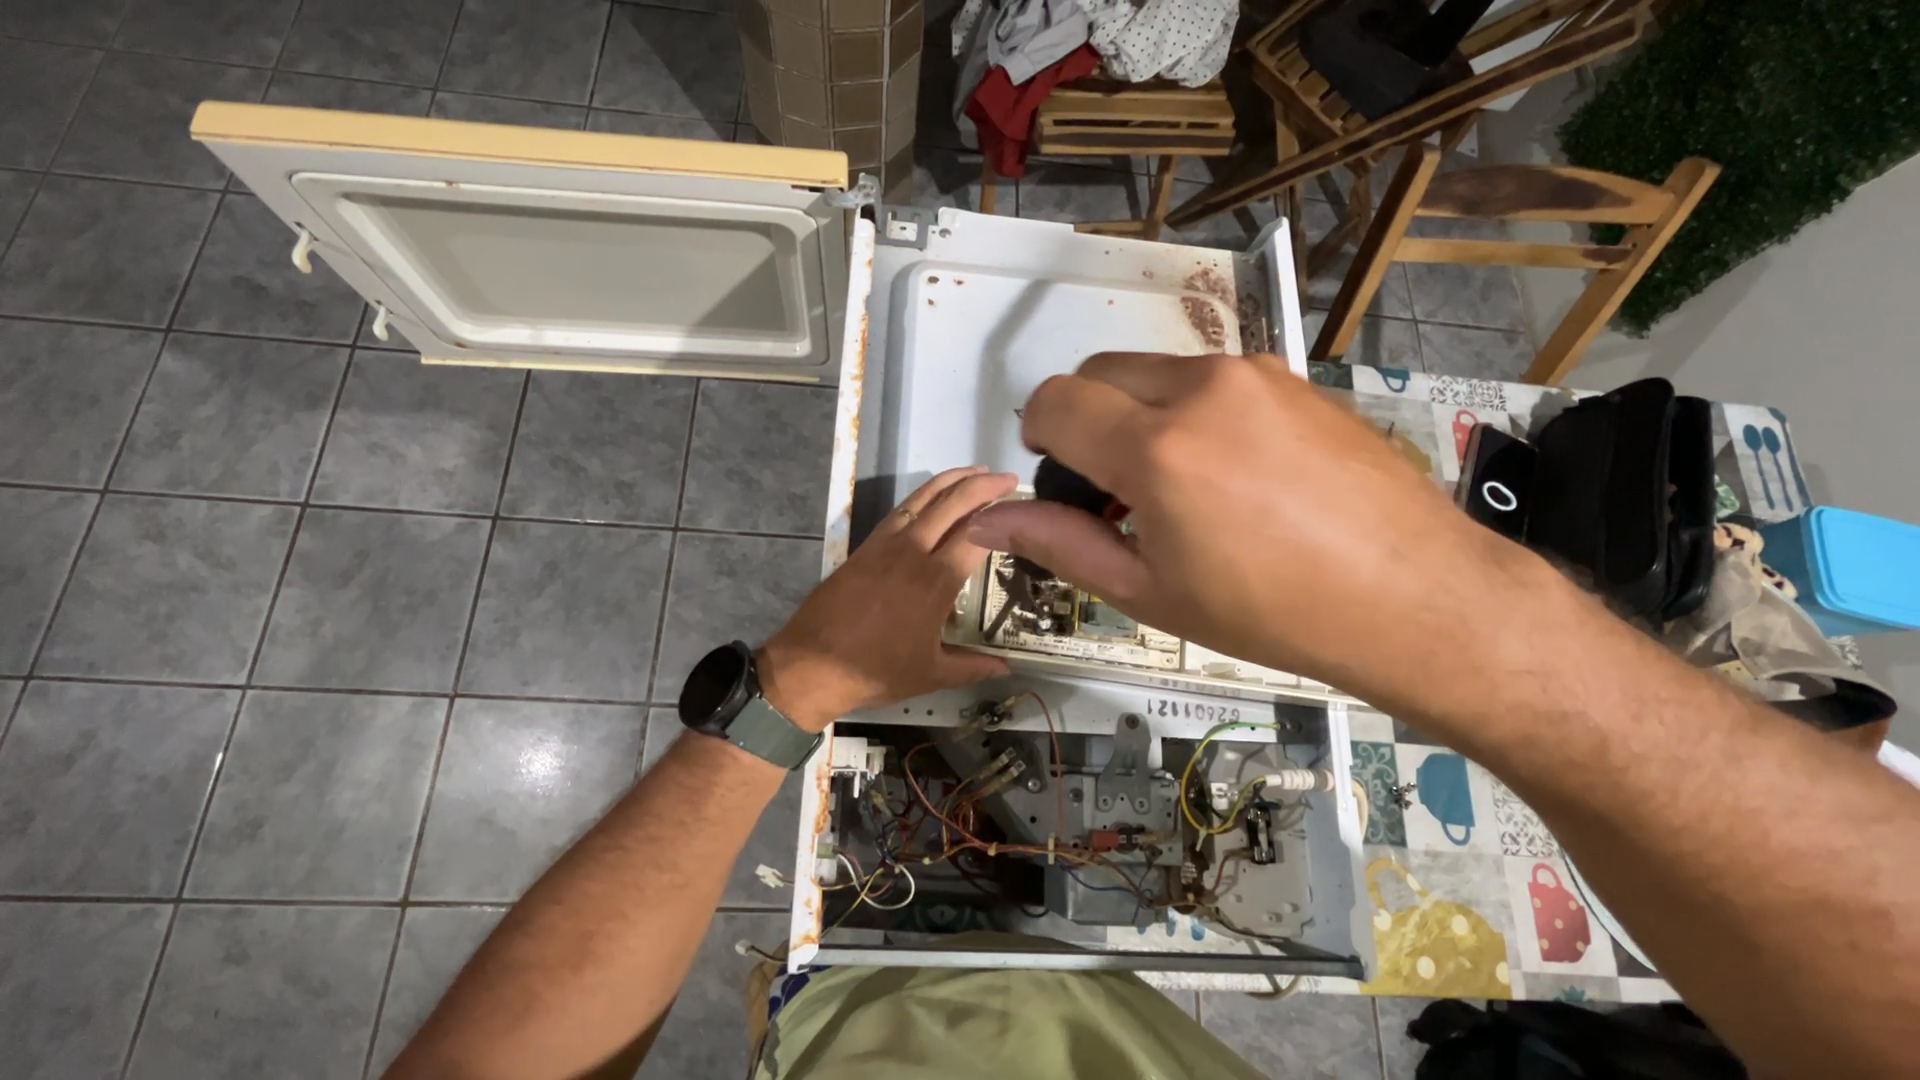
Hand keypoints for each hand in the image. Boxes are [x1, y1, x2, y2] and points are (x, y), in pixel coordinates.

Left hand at [758, 467, 1017, 731]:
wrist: (810, 665)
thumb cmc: (874, 672)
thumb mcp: (930, 675)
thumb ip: (973, 667)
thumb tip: (1007, 667)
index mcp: (935, 581)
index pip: (976, 533)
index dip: (1002, 513)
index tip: (1022, 503)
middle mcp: (912, 552)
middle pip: (952, 503)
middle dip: (982, 485)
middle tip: (1007, 478)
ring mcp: (884, 545)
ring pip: (922, 498)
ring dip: (951, 480)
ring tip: (976, 471)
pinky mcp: (864, 547)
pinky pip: (900, 510)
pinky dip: (922, 495)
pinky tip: (933, 495)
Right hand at [963, 352, 1552, 716]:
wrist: (1415, 595)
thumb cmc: (1270, 612)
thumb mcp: (1149, 591)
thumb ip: (1059, 544)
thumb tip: (989, 523)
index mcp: (1156, 448)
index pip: (1053, 402)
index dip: (1039, 441)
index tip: (1065, 486)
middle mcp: (1199, 387)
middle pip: (1096, 372)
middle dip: (1084, 421)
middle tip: (1115, 493)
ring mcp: (1252, 373)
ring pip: (1153, 371)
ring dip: (1137, 415)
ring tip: (1180, 490)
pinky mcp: (1291, 377)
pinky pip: (1208, 378)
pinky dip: (1189, 411)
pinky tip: (1233, 475)